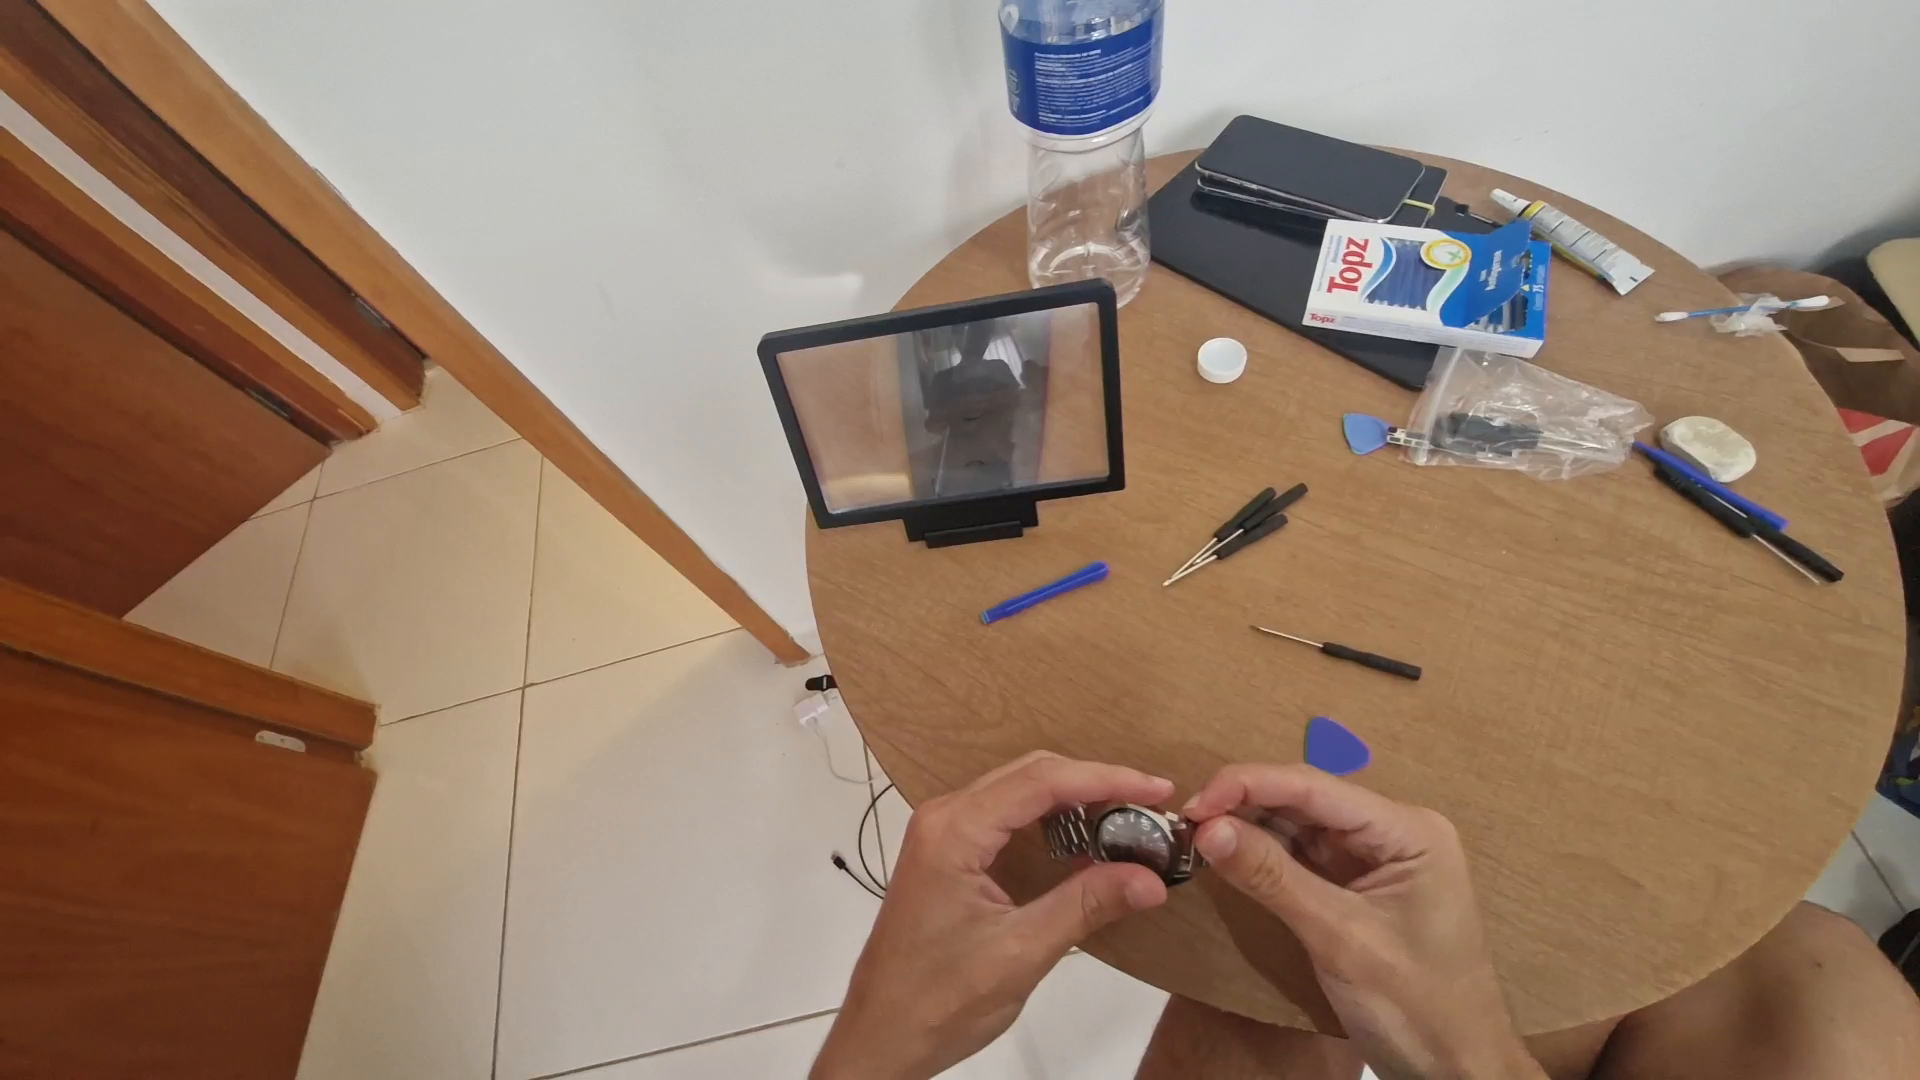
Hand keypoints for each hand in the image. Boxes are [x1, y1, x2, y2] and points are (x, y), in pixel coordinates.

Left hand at [811, 752, 1174, 1079]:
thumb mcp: (1020, 953)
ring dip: (1073, 796)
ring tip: (1125, 816)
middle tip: (1148, 803)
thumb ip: (1085, 906)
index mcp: (954, 830)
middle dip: (1093, 782)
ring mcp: (943, 828)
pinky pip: (1005, 812)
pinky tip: (1082, 837)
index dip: (1104, 779)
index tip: (1154, 788)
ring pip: (1018, 788)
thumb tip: (1151, 879)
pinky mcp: (948, 847)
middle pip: (1030, 774)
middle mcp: (945, 815)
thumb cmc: (937, 1000)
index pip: (1041, 781)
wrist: (881, 1034)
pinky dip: (1049, 816)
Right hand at [1183, 766, 1544, 1079]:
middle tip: (1186, 823)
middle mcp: (1388, 828)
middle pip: (1300, 796)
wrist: (1457, 1078)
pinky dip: (1259, 850)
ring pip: (1293, 819)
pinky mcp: (1352, 877)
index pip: (1312, 786)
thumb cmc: (1417, 1010)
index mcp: (1405, 830)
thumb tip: (1204, 829)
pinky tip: (1226, 852)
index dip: (1247, 785)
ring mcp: (1370, 852)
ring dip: (1244, 824)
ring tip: (1196, 836)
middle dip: (1241, 804)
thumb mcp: (1340, 939)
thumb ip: (1272, 878)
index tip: (1193, 805)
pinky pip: (1296, 848)